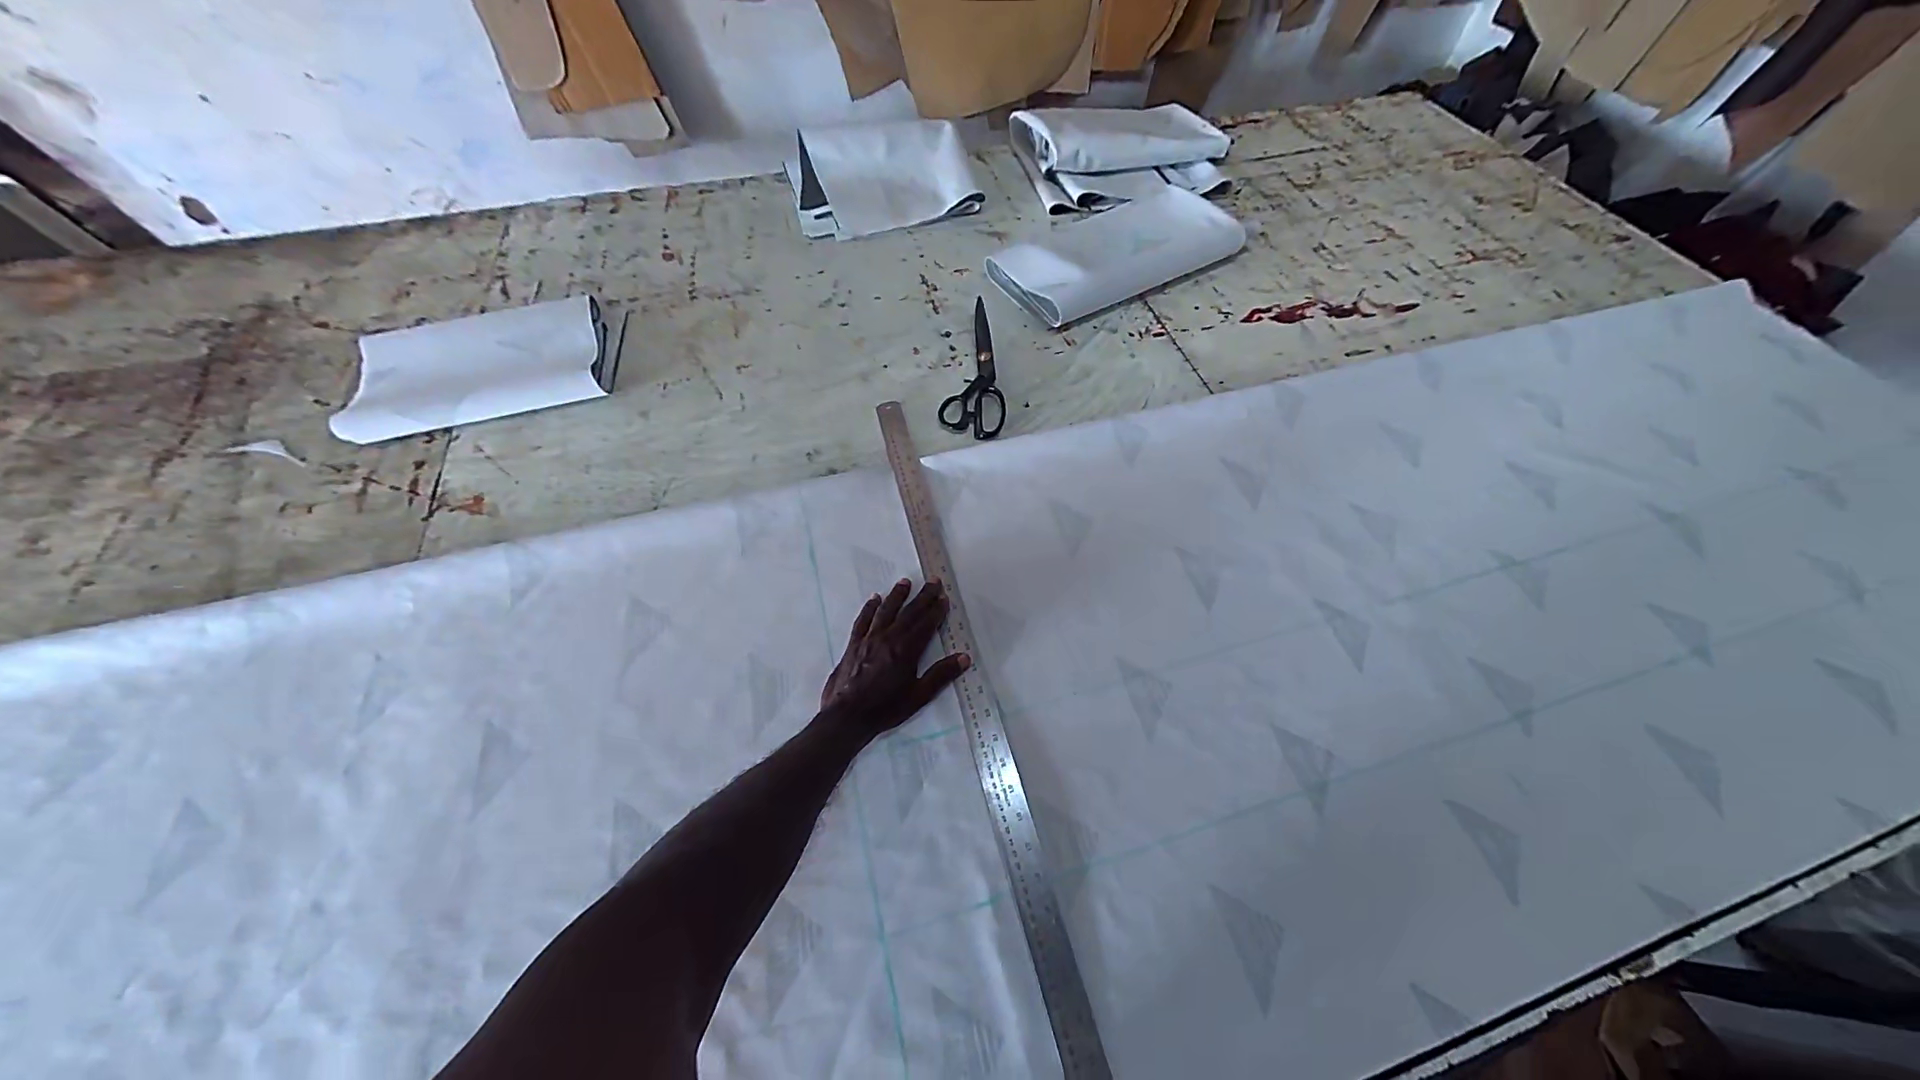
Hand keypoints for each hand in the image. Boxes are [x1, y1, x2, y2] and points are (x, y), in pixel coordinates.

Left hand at [820, 579, 969, 739]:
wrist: (847, 716)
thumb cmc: (885, 708)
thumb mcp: (918, 696)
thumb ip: (941, 675)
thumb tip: (964, 658)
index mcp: (906, 650)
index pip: (925, 624)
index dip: (936, 610)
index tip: (943, 598)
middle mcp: (888, 638)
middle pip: (909, 613)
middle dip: (923, 596)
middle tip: (933, 581)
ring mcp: (869, 639)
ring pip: (886, 611)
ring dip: (897, 595)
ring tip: (905, 582)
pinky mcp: (854, 644)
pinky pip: (863, 620)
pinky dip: (870, 608)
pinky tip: (875, 599)